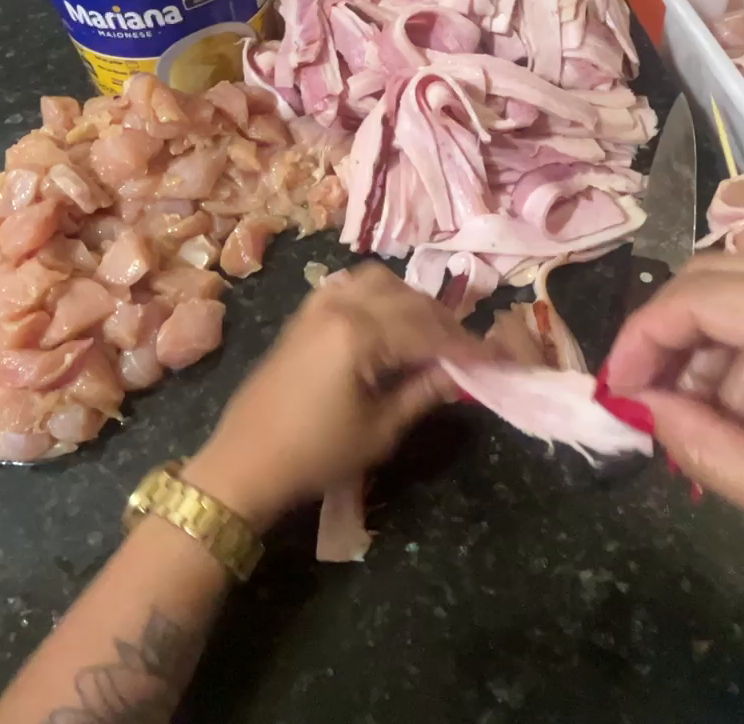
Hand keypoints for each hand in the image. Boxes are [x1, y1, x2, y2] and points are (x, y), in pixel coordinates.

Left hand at [184, 263, 479, 525]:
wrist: (246, 460)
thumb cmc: (315, 453)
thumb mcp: (380, 430)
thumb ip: (424, 392)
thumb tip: (464, 373)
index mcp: (359, 334)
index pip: (428, 330)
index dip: (467, 345)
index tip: (497, 360)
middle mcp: (340, 305)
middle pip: (409, 300)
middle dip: (444, 322)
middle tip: (469, 352)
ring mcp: (319, 304)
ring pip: (381, 282)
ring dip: (413, 302)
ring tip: (432, 335)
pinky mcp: (306, 312)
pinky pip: (352, 285)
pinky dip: (381, 295)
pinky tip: (391, 321)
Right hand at [604, 255, 743, 613]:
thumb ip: (712, 453)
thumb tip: (644, 407)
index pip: (707, 296)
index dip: (644, 336)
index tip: (616, 390)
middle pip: (720, 275)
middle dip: (667, 334)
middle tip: (644, 397)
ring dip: (707, 345)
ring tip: (697, 416)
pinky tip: (743, 405)